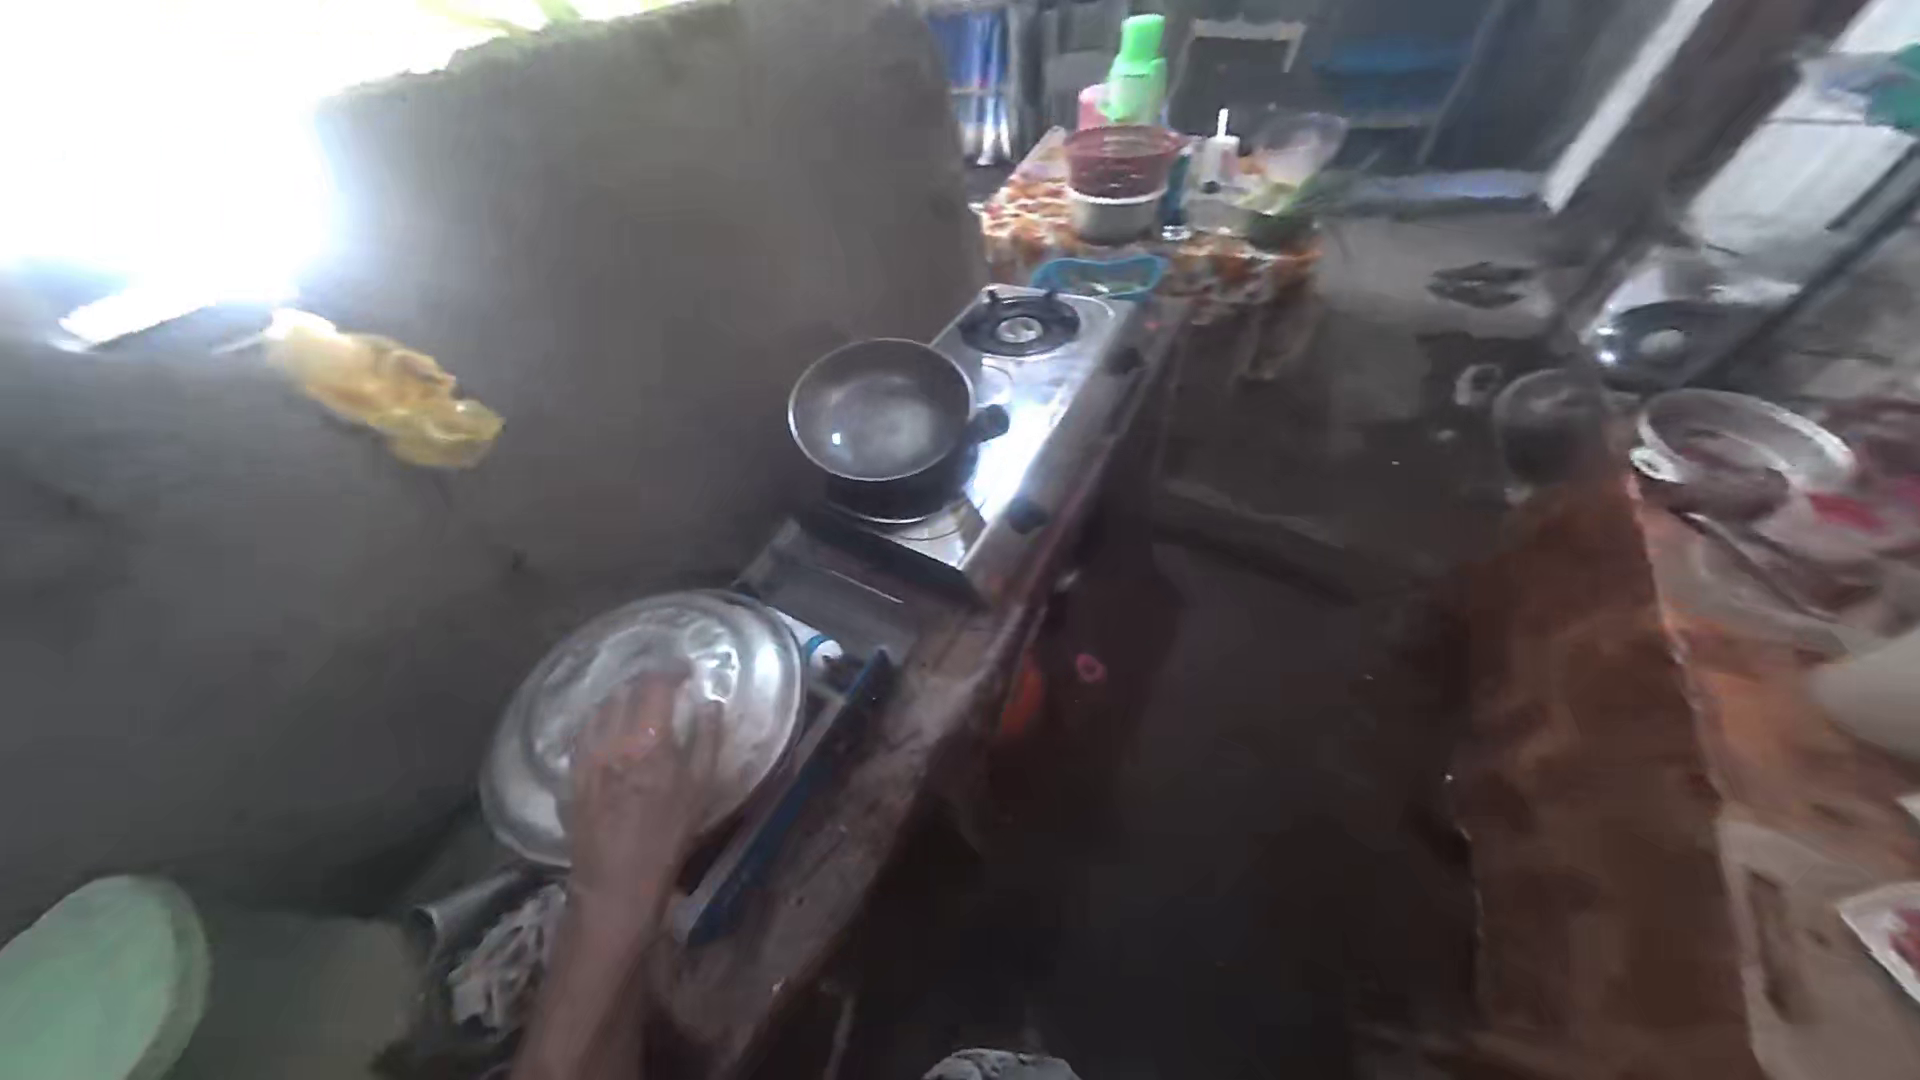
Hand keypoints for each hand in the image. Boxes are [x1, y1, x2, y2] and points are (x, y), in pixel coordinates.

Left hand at [565, 664, 720, 908]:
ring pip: (599, 709)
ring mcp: (586, 758)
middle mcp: (612, 741)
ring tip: (638, 701)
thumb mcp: (701, 785)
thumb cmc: (669, 833)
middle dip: (646, 680)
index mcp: (648, 740)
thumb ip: (706, 738)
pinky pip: (582, 734)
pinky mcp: (571, 776)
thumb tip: (709, 704)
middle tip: (665, 684)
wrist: (618, 882)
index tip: (686, 671)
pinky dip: (599, 720)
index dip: (671, 671)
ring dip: (621, 697)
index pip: (655, 686)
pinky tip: (609, 728)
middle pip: (624, 691)